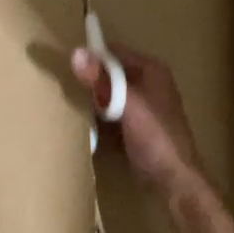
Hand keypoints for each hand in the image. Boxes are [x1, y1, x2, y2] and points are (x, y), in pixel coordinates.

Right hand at [71, 44, 211, 196]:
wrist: (174, 180)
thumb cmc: (156, 139)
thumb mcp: (128, 106)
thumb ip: (103, 81)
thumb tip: (75, 52)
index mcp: (151, 70)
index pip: (112, 52)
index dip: (89, 56)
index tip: (61, 63)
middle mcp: (148, 82)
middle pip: (109, 72)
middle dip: (88, 78)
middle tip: (59, 84)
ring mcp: (142, 104)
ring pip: (108, 92)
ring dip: (90, 97)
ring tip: (64, 99)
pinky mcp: (135, 124)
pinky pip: (110, 110)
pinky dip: (97, 113)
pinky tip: (81, 119)